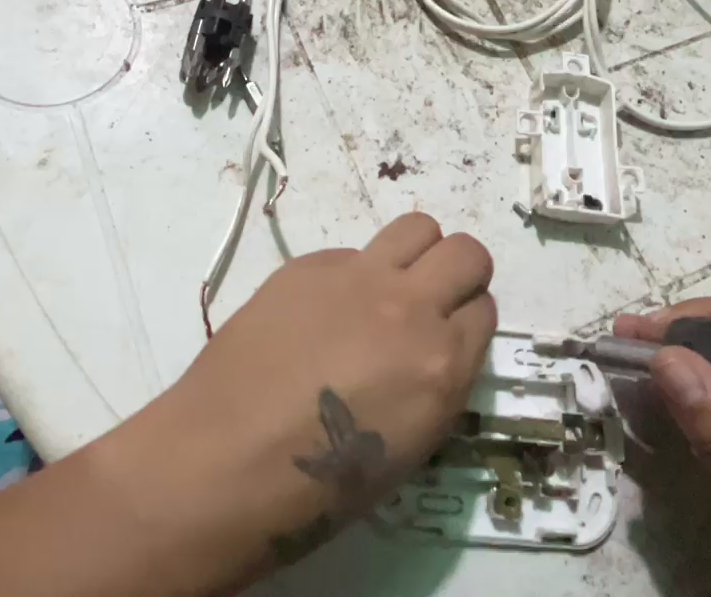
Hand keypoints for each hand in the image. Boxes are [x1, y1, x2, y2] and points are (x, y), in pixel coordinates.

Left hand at [103, 212, 496, 577]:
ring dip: (414, 254)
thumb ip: (437, 380)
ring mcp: (356, 277)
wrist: (225, 457)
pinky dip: (350, 275)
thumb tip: (435, 346)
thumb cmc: (321, 482)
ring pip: (417, 227)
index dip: (467, 321)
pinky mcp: (309, 265)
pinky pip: (350, 253)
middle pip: (466, 252)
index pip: (484, 310)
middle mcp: (409, 308)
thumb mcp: (411, 443)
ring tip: (385, 289)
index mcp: (442, 364)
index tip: (449, 333)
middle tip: (430, 301)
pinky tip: (320, 312)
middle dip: (459, 272)